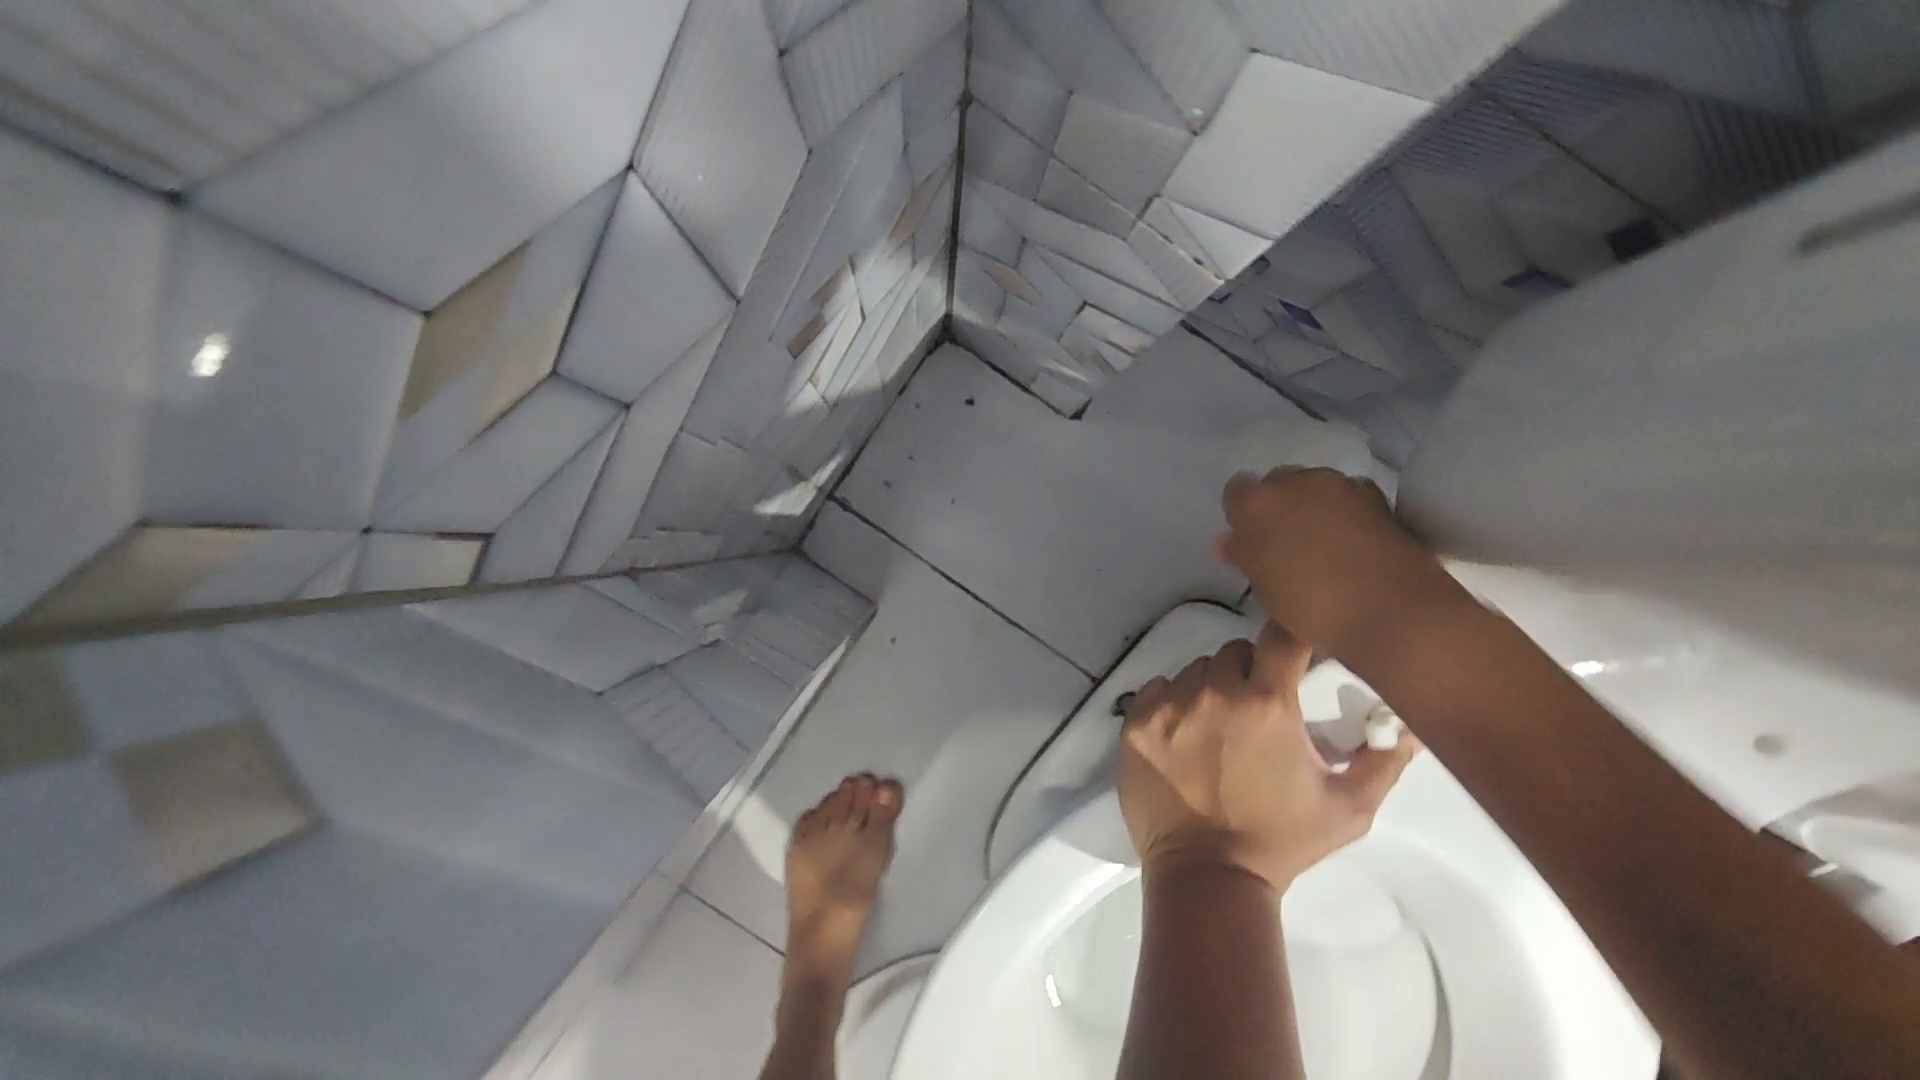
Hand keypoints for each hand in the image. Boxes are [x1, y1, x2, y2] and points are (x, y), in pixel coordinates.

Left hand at [1119, 625, 1421, 891]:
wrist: (1208, 878)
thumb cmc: (1282, 842)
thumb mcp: (1348, 808)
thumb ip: (1384, 759)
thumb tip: (1413, 724)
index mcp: (1266, 702)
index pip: (1281, 635)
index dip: (1290, 639)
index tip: (1294, 656)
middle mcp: (1214, 693)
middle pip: (1235, 652)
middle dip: (1250, 671)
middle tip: (1257, 708)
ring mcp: (1169, 706)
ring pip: (1195, 670)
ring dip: (1210, 688)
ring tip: (1218, 727)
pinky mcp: (1136, 724)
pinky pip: (1157, 689)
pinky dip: (1171, 702)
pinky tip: (1183, 735)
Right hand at [1217, 468, 1448, 656]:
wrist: (1389, 609)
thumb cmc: (1310, 605)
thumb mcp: (1263, 588)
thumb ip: (1241, 556)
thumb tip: (1227, 542)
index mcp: (1255, 503)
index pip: (1235, 492)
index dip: (1242, 515)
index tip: (1250, 541)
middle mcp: (1295, 482)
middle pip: (1277, 483)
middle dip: (1278, 505)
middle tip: (1284, 545)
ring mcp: (1338, 485)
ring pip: (1314, 487)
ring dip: (1312, 506)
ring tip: (1321, 546)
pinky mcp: (1374, 495)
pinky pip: (1348, 496)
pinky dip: (1345, 511)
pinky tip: (1352, 542)